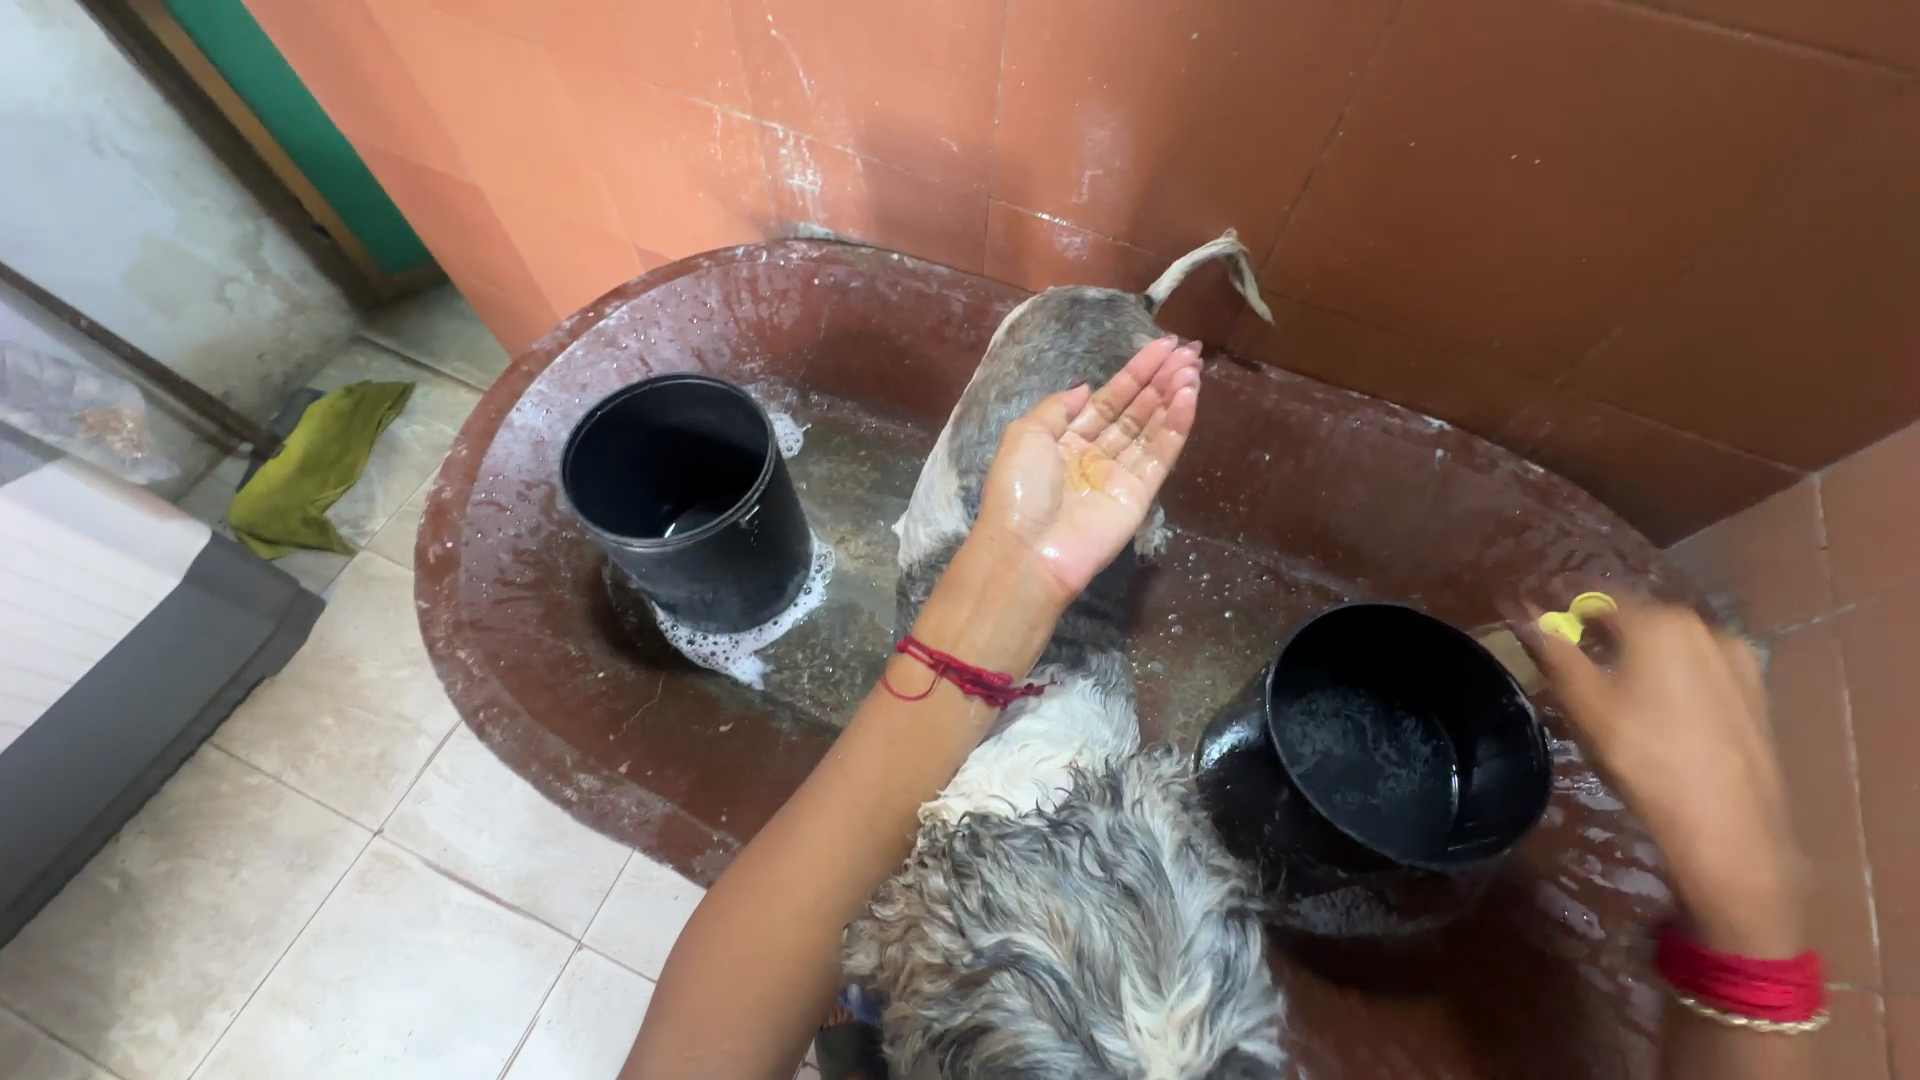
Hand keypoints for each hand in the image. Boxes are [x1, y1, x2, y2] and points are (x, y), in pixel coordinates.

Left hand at [971, 336, 1201, 602]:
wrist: (1028, 550)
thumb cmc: (1020, 489)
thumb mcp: (1024, 435)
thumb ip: (1056, 408)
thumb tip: (1086, 388)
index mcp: (1064, 441)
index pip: (1106, 400)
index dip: (1133, 373)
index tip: (1162, 346)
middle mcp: (1093, 456)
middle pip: (1134, 411)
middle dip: (1159, 381)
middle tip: (1187, 351)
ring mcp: (1118, 476)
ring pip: (1151, 430)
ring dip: (1172, 398)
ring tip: (1192, 368)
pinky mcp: (1139, 495)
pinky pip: (1160, 455)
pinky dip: (1176, 426)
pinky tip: (1189, 396)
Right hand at [1526, 596, 1804, 954]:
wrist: (1726, 824)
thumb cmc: (1640, 753)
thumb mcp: (1581, 697)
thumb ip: (1548, 644)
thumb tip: (1515, 605)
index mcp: (1660, 623)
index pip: (1595, 593)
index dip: (1557, 598)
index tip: (1529, 605)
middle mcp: (1705, 628)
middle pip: (1633, 614)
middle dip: (1593, 623)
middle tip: (1558, 644)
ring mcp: (1737, 660)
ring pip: (1666, 640)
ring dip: (1628, 646)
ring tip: (1599, 673)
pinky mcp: (1753, 692)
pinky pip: (1693, 664)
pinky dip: (1662, 668)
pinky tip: (1646, 699)